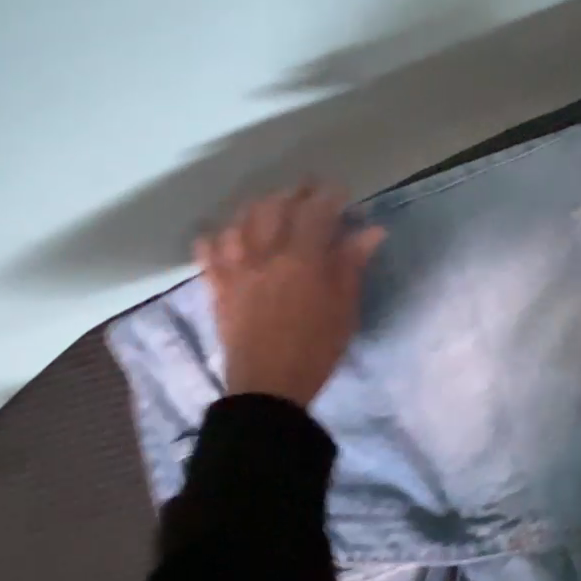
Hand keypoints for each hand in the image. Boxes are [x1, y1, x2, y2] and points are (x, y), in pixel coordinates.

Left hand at [195, 182, 386, 406]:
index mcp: (302, 257)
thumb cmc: (316, 349)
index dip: (329, 196)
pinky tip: (224, 234)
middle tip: (308, 193)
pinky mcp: (218, 287)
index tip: (340, 192)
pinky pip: (209, 251)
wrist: (268, 388)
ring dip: (258, 208)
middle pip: (275, 207)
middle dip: (293, 194)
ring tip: (270, 208)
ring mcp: (237, 268)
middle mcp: (265, 253)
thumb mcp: (345, 308)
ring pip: (241, 221)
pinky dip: (216, 237)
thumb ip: (352, 264)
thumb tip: (371, 230)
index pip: (316, 211)